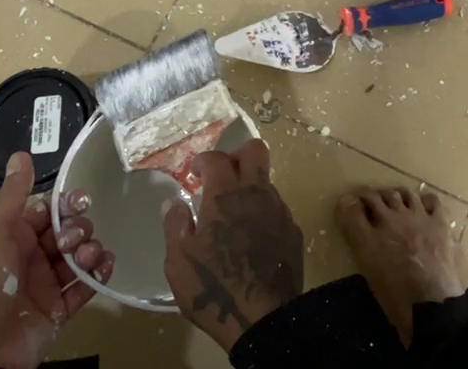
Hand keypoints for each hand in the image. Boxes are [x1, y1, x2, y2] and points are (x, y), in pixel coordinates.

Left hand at [0, 152, 114, 368]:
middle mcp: (33, 257)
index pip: (48, 211)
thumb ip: (13, 195)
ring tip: (85, 258)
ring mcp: (49, 284)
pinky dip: (99, 273)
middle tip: (71, 241)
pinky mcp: (62, 309)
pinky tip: (102, 268)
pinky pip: (88, 285)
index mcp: (14, 238)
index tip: (79, 201)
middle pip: (69, 230)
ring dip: (91, 249)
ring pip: (81, 255)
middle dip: (79, 228)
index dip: (66, 204)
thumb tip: (21, 154)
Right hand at [162, 140, 304, 351]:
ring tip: (234, 216)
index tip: (195, 172)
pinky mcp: (293, 230)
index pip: (216, 158)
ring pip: (267, 182)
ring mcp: (279, 209)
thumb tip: (174, 202)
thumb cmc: (213, 286)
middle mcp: (256, 192)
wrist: (262, 316)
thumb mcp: (179, 260)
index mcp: (225, 194)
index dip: (203, 160)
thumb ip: (175, 225)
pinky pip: (277, 209)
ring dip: (250, 189)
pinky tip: (253, 238)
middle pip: (255, 150)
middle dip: (237, 155)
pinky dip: (263, 214)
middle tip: (223, 175)